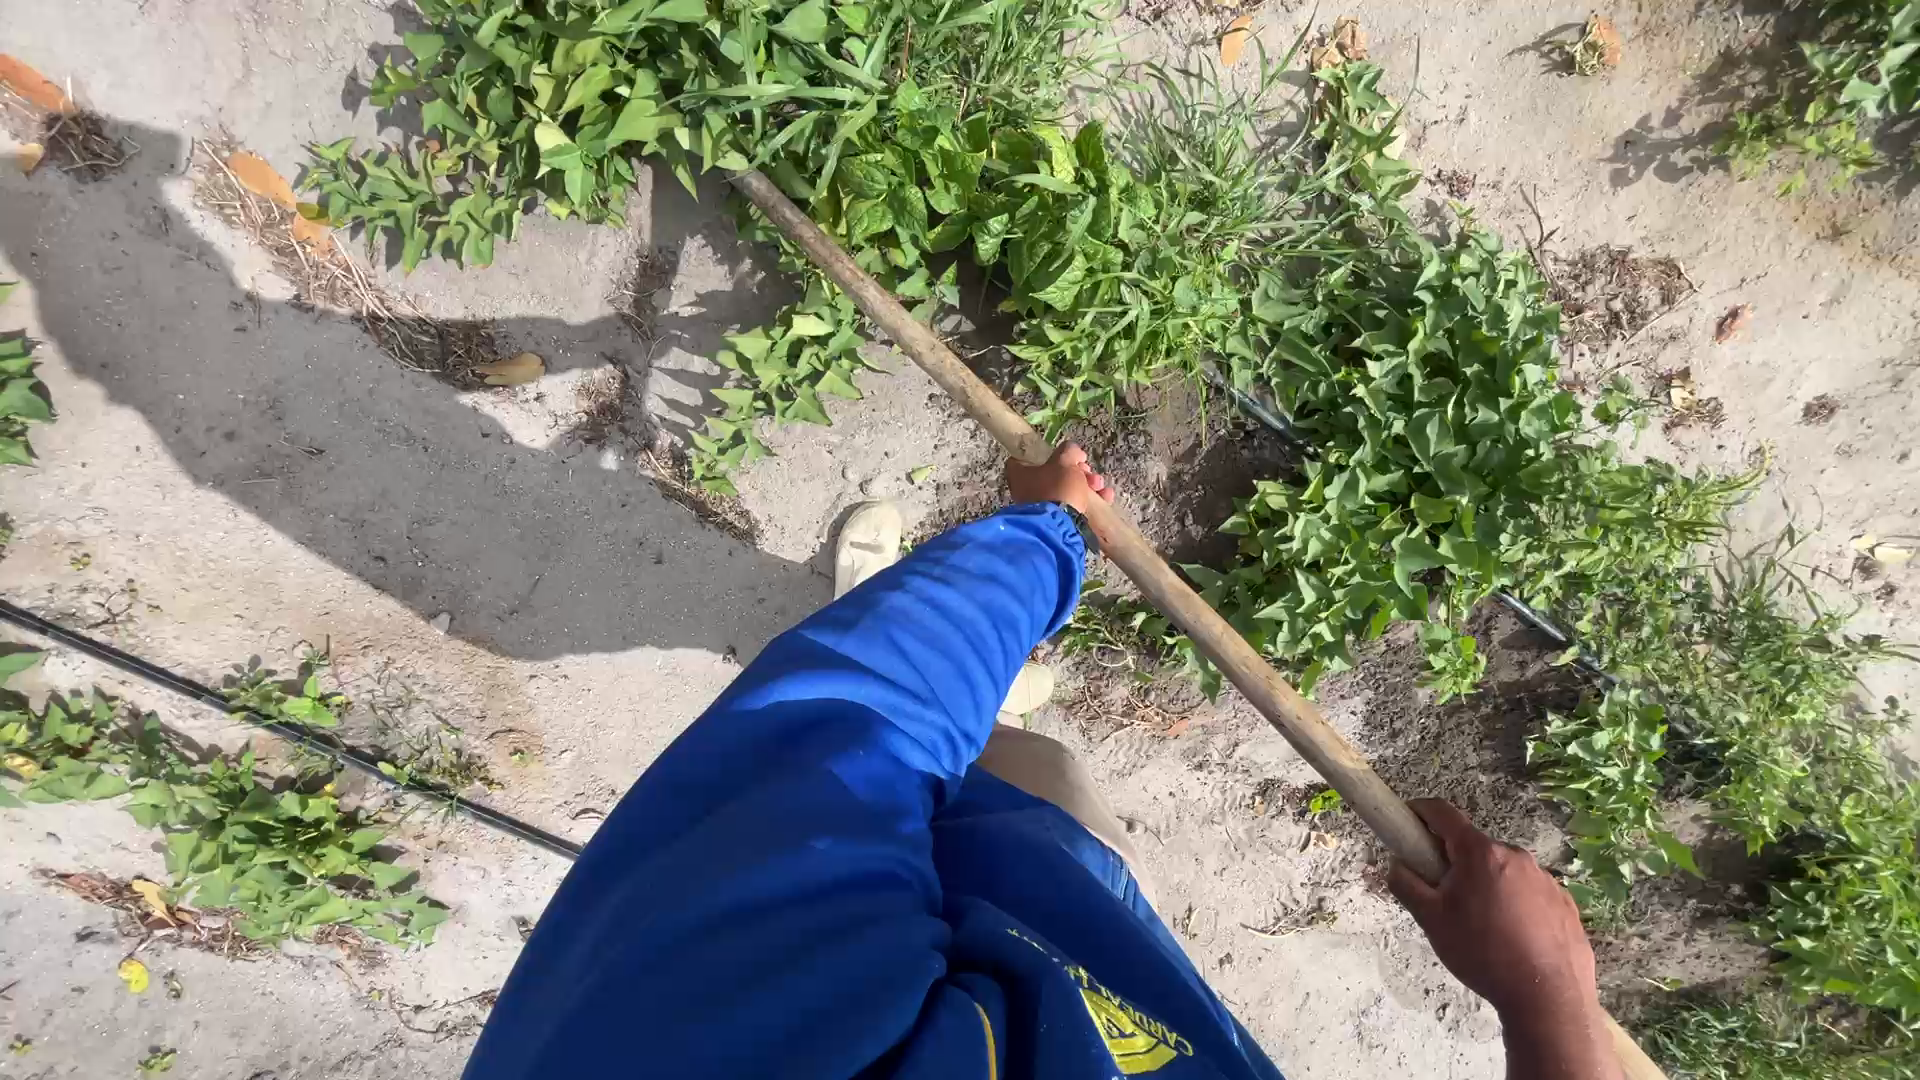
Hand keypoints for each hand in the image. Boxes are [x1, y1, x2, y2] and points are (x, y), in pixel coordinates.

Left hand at [1005, 442, 1114, 514]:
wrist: (1061, 529)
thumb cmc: (1057, 489)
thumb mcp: (1064, 461)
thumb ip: (1069, 451)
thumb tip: (1073, 452)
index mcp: (1020, 475)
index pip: (1026, 458)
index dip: (1046, 453)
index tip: (1064, 454)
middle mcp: (1027, 492)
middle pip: (1054, 474)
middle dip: (1077, 470)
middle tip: (1087, 471)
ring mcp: (1043, 508)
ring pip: (1067, 490)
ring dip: (1087, 484)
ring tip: (1099, 486)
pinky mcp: (1058, 522)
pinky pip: (1074, 506)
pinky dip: (1090, 500)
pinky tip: (1105, 496)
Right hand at [1390, 801, 1615, 1079]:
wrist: (1550, 1003)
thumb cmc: (1483, 954)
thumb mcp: (1428, 918)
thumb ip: (1404, 882)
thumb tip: (1398, 865)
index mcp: (1480, 853)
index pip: (1442, 812)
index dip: (1419, 811)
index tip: (1407, 823)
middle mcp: (1516, 857)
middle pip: (1473, 846)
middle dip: (1454, 860)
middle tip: (1444, 894)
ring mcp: (1547, 881)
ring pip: (1502, 869)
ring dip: (1485, 882)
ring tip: (1482, 923)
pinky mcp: (1567, 905)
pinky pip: (1529, 891)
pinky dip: (1514, 902)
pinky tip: (1512, 936)